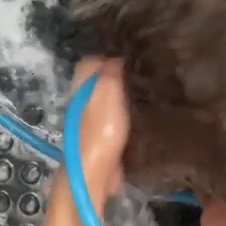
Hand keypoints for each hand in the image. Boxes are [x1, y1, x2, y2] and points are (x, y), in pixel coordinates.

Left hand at [66, 57, 128, 210]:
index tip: (131, 55)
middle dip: (115, 74)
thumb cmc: (102, 126)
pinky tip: (139, 114)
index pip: (90, 61)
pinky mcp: (98, 136)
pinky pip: (111, 118)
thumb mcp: (109, 90)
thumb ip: (110, 71)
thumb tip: (115, 56)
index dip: (108, 55)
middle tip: (141, 72)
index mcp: (80, 85)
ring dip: (120, 94)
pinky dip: (123, 114)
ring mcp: (88, 119)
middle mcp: (81, 99)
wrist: (94, 169)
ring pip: (103, 98)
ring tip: (144, 90)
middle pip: (96, 79)